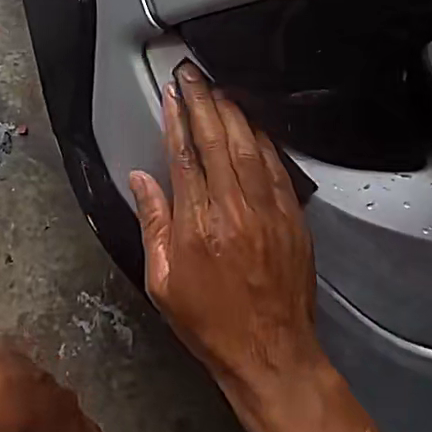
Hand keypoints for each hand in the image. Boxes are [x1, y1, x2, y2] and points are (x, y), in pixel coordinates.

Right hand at [128, 62, 327, 402]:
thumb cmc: (212, 322)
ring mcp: (267, 212)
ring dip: (232, 112)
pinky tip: (253, 125)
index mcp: (197, 224)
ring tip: (217, 88)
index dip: (175, 118)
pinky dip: (263, 140)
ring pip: (248, 146)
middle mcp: (233, 210)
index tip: (170, 95)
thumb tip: (140, 181)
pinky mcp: (291, 219)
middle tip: (191, 75)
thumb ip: (152, 223)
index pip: (183, 155)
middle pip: (216, 140)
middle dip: (201, 101)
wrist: (271, 355)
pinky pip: (276, 168)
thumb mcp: (163, 280)